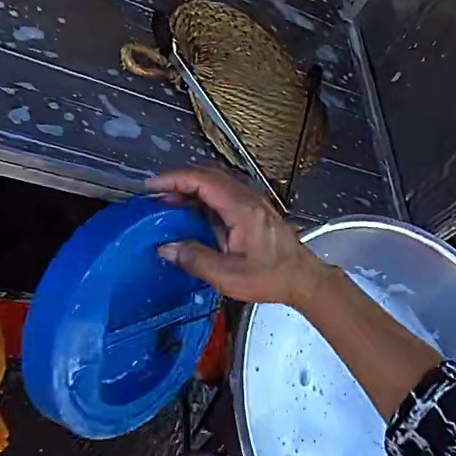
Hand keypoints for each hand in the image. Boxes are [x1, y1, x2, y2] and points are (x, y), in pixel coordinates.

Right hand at [147, 168, 335, 306]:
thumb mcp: (228, 275)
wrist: (303, 279)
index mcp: (242, 209)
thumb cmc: (271, 277)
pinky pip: (223, 193)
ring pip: (215, 183)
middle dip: (178, 181)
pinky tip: (191, 212)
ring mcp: (252, 202)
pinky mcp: (253, 210)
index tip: (152, 186)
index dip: (174, 179)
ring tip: (168, 202)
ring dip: (190, 188)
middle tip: (155, 194)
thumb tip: (167, 248)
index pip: (202, 181)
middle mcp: (248, 198)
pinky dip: (202, 196)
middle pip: (208, 175)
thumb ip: (195, 259)